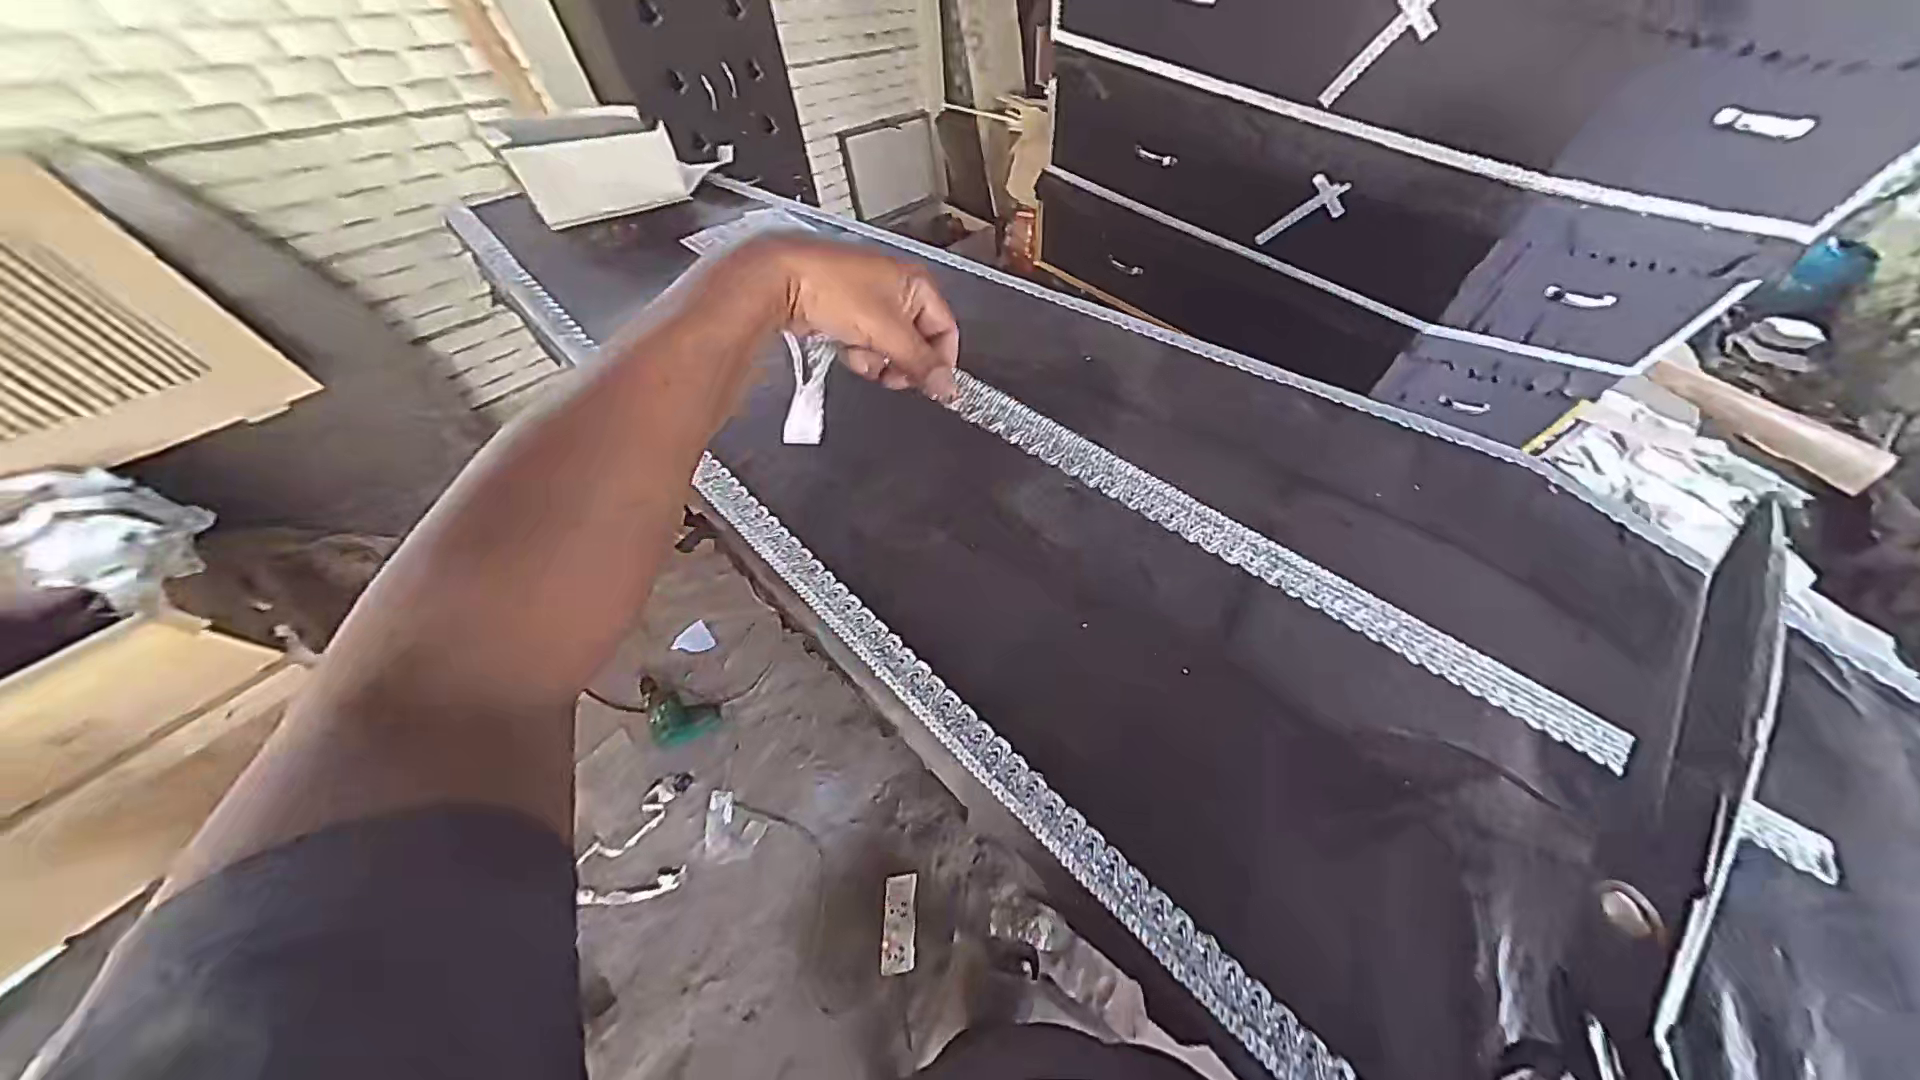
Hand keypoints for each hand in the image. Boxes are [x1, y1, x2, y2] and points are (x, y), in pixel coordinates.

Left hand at [746, 233, 960, 401]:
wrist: (782, 283)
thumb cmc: (833, 290)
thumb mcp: (889, 333)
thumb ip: (922, 363)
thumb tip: (947, 386)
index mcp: (917, 284)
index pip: (946, 331)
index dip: (939, 361)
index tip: (931, 386)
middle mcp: (898, 290)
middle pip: (918, 343)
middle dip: (902, 362)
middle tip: (891, 373)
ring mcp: (872, 302)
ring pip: (891, 348)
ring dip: (876, 359)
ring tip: (859, 351)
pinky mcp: (849, 314)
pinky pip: (867, 345)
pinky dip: (858, 352)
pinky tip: (845, 346)